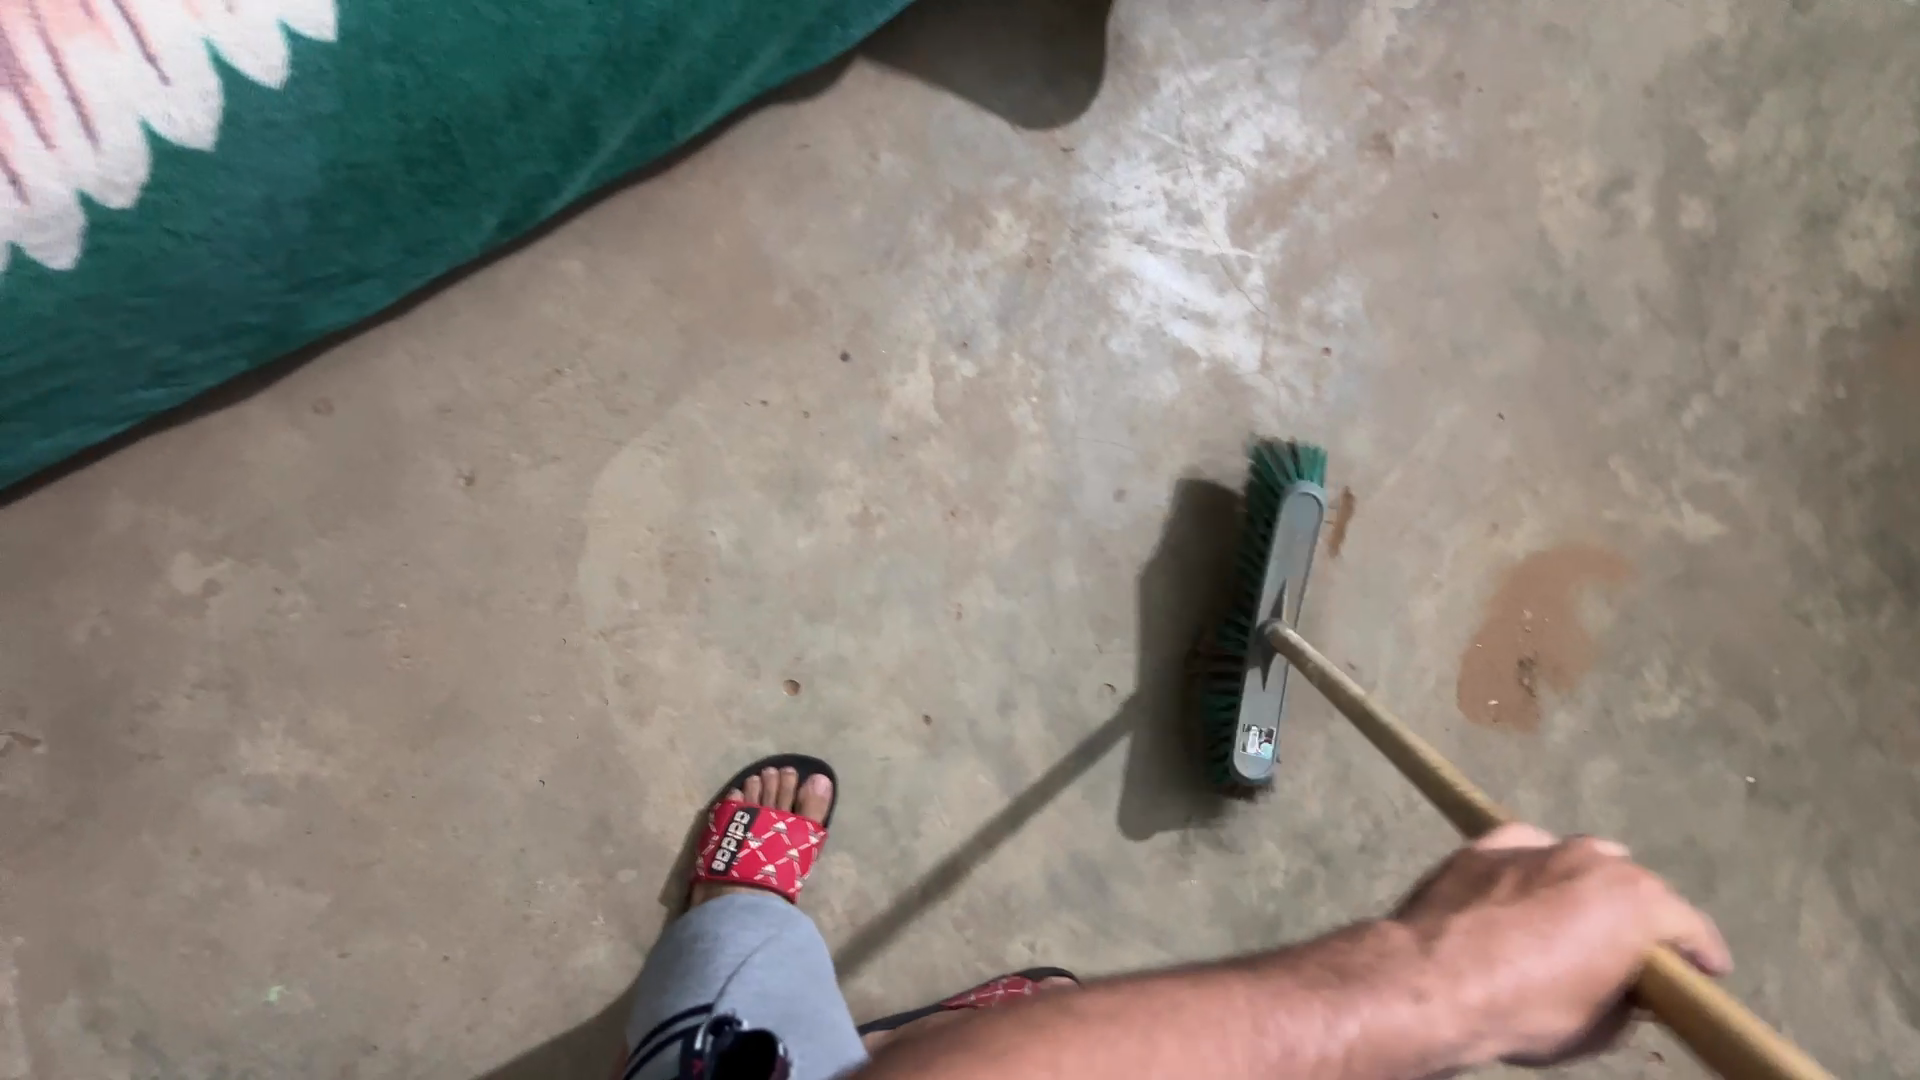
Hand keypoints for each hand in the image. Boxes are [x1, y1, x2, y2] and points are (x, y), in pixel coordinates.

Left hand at [1392, 823, 1732, 1066]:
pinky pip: (1520, 844)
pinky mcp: (1479, 846)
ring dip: (1586, 879)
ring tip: (1581, 909)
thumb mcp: (1602, 1025)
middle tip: (1634, 943)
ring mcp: (1528, 847)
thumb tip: (1624, 985)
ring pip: (1576, 854)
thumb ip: (1626, 996)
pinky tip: (1529, 878)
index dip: (1699, 950)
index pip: (1687, 923)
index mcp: (1632, 901)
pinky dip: (1532, 861)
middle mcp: (1584, 860)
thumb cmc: (1526, 1009)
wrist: (1433, 976)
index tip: (1703, 970)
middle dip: (1639, 910)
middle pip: (1629, 880)